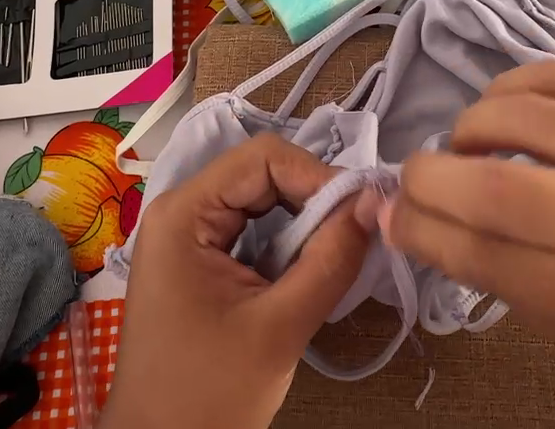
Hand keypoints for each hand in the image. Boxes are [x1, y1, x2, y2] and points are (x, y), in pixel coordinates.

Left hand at [101, 135, 376, 428]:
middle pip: (262, 174)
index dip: (316, 174)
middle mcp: (183, 210)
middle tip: (358, 229)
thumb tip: (372, 203)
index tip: (360, 208)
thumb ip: (329, 261)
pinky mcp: (202, 260)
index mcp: (184, 213)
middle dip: (312, 197)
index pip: (262, 159)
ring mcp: (189, 235)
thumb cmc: (207, 396)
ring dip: (304, 219)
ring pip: (262, 200)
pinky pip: (254, 229)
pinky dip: (289, 241)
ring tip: (340, 247)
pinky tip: (312, 264)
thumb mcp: (278, 328)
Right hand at [384, 62, 554, 372]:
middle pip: (503, 190)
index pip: (496, 260)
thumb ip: (488, 267)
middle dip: (431, 181)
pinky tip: (495, 114)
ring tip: (461, 149)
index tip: (391, 218)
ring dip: (467, 130)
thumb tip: (400, 215)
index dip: (425, 234)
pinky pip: (550, 76)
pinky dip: (503, 91)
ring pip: (522, 118)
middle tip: (409, 179)